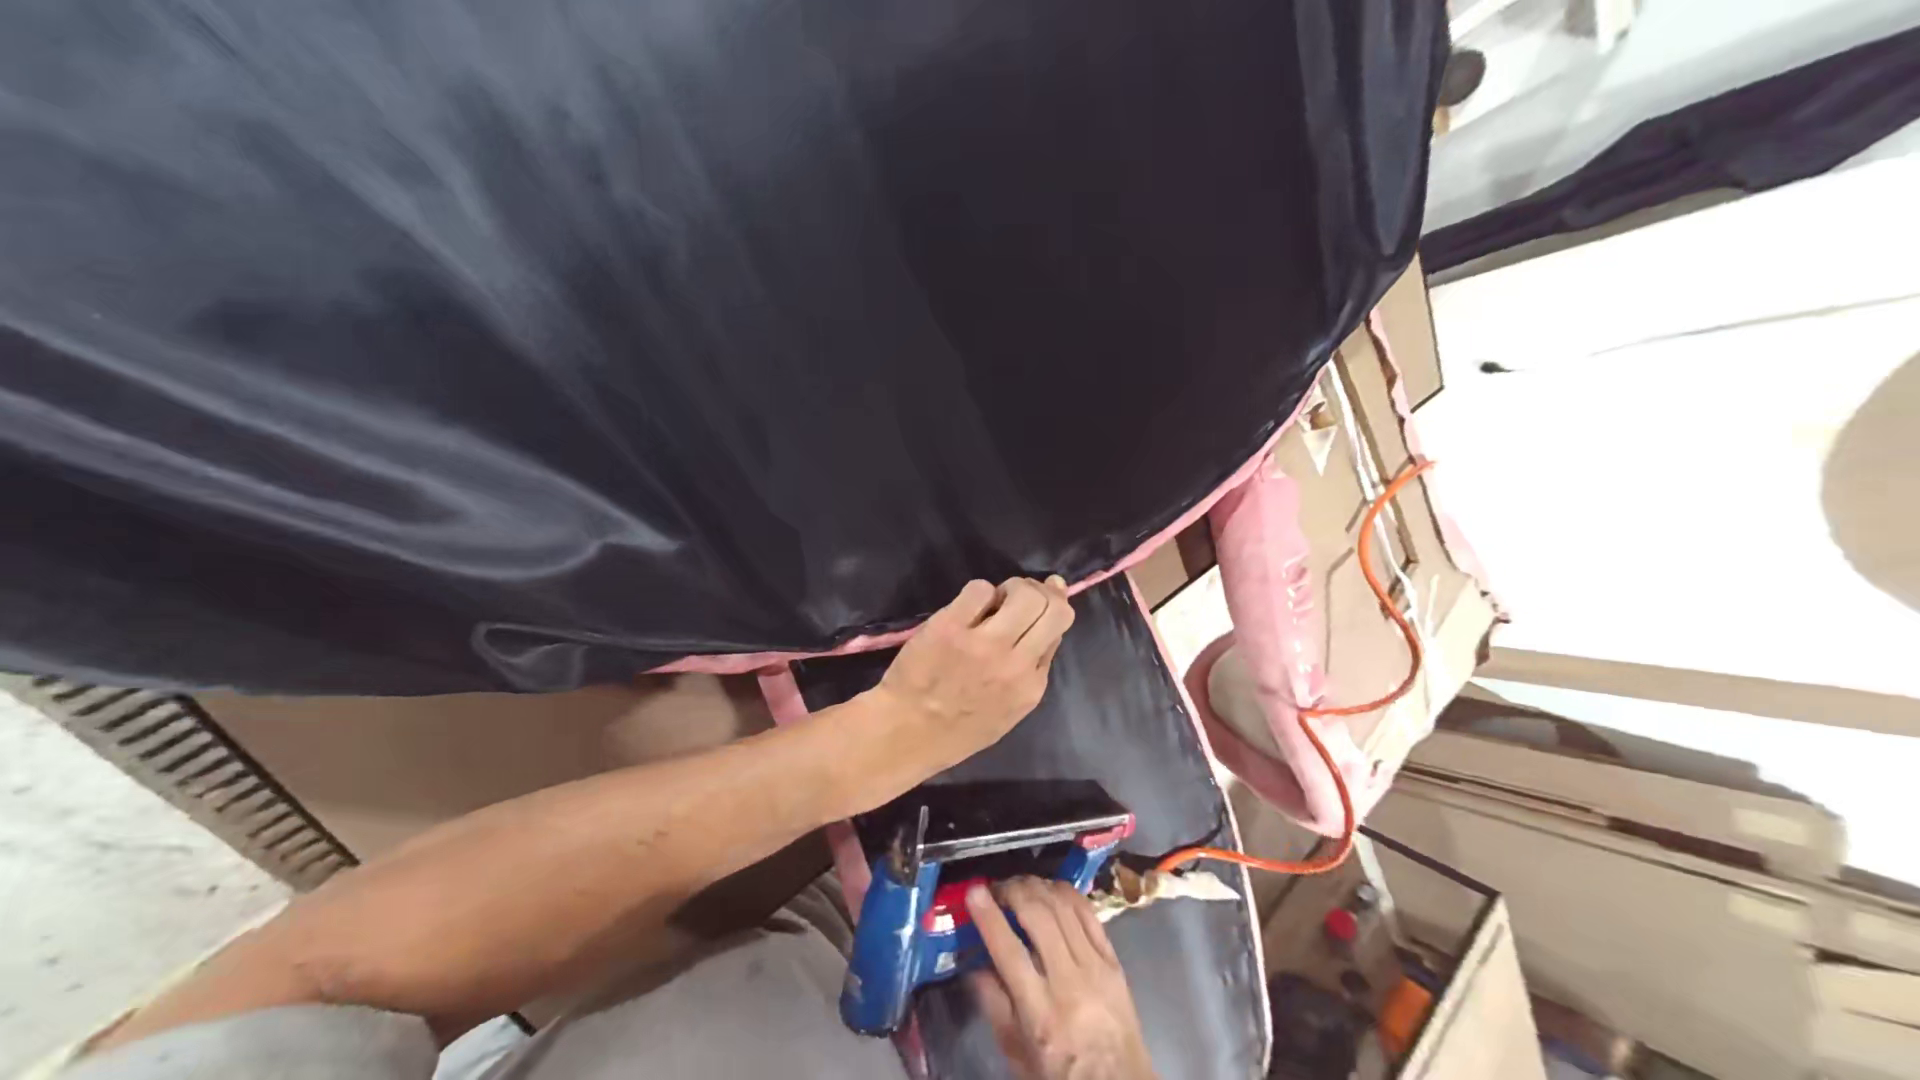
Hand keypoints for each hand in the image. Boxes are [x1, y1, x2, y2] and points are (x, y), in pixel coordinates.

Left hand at [870, 577, 1073, 769]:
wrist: (907, 731)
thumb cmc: (958, 727)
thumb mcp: (1010, 710)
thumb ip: (1032, 670)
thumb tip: (1047, 629)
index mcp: (1031, 686)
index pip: (1059, 627)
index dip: (1050, 608)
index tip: (1039, 602)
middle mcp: (1014, 663)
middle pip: (1053, 607)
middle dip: (1039, 592)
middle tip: (1015, 599)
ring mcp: (983, 644)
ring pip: (1024, 593)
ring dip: (1012, 588)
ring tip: (993, 602)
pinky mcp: (950, 627)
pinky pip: (980, 589)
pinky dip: (978, 591)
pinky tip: (966, 608)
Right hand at [965, 877, 1156, 1079]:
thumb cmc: (1061, 1074)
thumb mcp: (1017, 1052)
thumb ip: (993, 1005)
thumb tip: (973, 964)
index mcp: (1041, 1013)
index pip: (1009, 952)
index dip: (989, 917)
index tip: (973, 892)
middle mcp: (1070, 984)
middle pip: (1039, 918)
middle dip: (1014, 891)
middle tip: (997, 888)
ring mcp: (1096, 969)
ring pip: (1064, 908)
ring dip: (1038, 887)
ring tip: (1020, 886)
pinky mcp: (1114, 962)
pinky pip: (1090, 915)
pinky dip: (1068, 894)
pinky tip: (1052, 890)